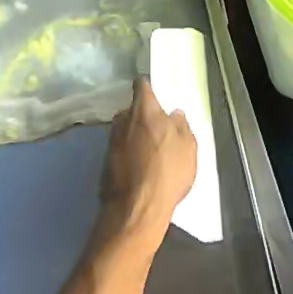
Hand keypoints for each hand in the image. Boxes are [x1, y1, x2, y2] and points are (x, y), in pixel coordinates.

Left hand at [97, 77, 197, 251]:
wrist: (136, 208)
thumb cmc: (167, 170)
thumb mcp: (187, 147)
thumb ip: (181, 125)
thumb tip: (174, 114)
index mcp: (143, 109)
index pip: (141, 85)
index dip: (148, 86)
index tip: (154, 92)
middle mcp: (123, 119)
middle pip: (132, 110)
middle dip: (143, 116)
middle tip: (157, 130)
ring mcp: (111, 140)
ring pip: (125, 130)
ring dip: (134, 136)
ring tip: (149, 152)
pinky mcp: (105, 161)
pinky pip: (120, 149)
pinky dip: (128, 154)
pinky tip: (139, 168)